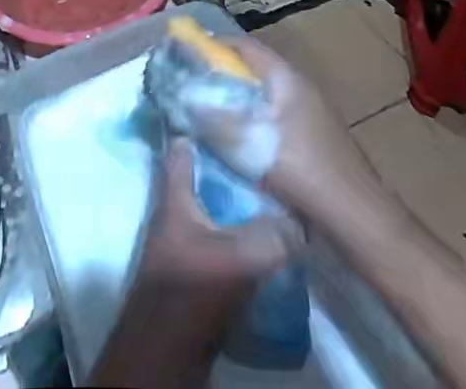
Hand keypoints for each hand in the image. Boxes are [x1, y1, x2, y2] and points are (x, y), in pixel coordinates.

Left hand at [93, 139, 300, 387]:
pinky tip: (261, 243)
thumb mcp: (244, 254)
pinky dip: (235, 238)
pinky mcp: (189, 274)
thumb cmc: (195, 290)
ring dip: (233, 206)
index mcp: (175, 199)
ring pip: (209, 212)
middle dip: (225, 168)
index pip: (180, 150)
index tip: (221, 111)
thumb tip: (298, 220)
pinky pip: (216, 244)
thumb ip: (276, 232)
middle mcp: (172, 217)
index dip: (196, 127)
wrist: (167, 354)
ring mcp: (179, 247)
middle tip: (260, 158)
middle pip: (198, 181)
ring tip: (268, 198)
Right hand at [185, 38, 382, 225]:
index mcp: (286, 78)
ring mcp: (304, 113)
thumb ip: (215, 116)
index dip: (211, 47)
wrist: (354, 214)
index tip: (180, 56)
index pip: (244, 47)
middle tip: (183, 90)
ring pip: (258, 99)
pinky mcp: (305, 138)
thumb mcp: (250, 141)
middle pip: (250, 72)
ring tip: (197, 116)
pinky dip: (244, 124)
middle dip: (216, 78)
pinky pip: (266, 120)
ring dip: (229, 104)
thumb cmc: (303, 169)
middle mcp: (296, 88)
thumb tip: (183, 93)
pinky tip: (227, 144)